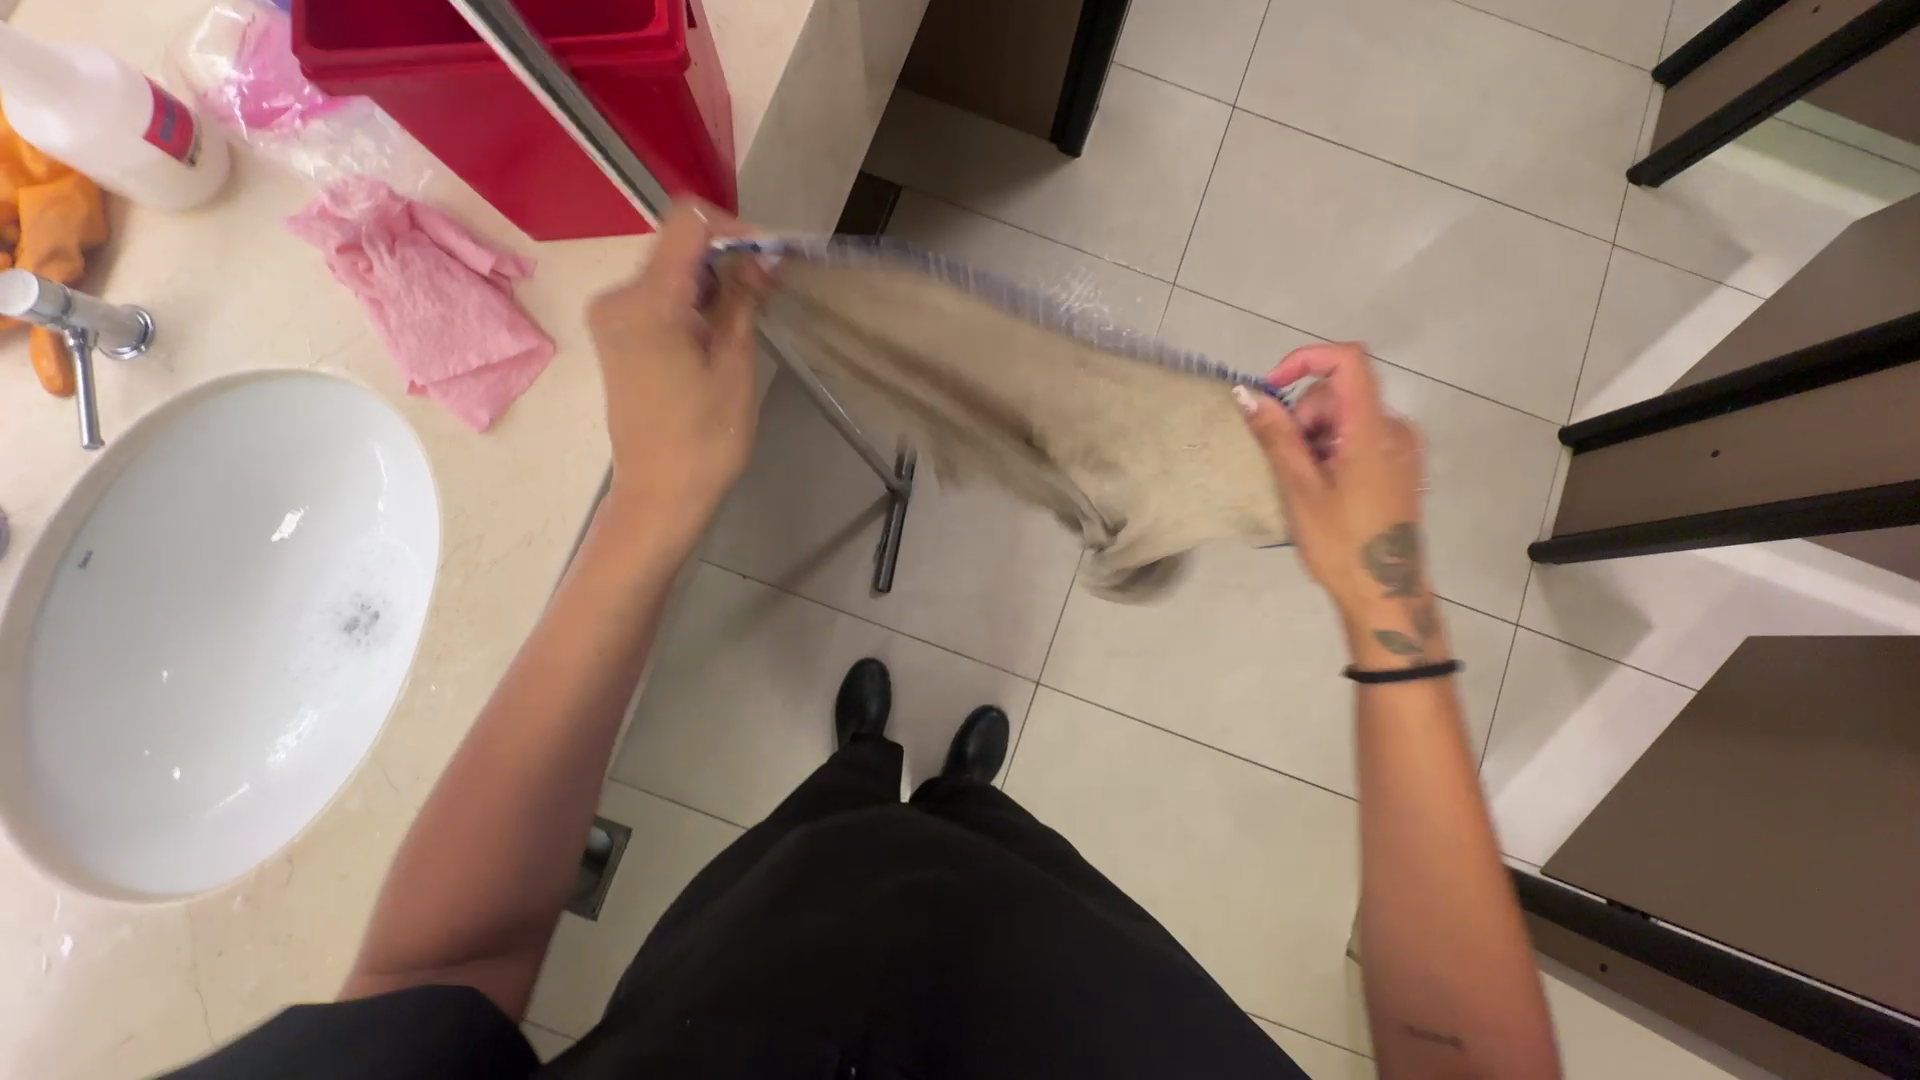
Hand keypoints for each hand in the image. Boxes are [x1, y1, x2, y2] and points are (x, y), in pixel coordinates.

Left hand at [586, 201, 769, 547]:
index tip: (770, 256)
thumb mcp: (735, 365)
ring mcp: (611, 318)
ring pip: (668, 272)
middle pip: (676, 246)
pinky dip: (691, 301)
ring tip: (749, 314)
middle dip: (726, 258)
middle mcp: (617, 297)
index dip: (734, 229)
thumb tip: (762, 256)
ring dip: (711, 281)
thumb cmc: (706, 439)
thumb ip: (743, 301)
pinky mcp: (615, 336)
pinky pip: (657, 297)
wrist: (660, 495)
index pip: (688, 224)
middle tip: (768, 289)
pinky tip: (718, 330)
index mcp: (647, 302)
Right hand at [1234, 344, 1448, 669]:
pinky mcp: (1399, 465)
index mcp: (1372, 428)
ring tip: (1306, 482)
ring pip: (1346, 416)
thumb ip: (1275, 434)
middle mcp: (1395, 427)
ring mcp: (1401, 447)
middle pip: (1340, 392)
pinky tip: (1324, 486)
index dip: (1305, 360)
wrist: (1385, 593)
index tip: (1271, 389)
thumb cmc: (1340, 542)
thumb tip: (1247, 393)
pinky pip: (1359, 437)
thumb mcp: (1299, 487)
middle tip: (1289, 462)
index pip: (1347, 359)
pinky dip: (1332, 449)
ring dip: (1316, 436)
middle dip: (1304, 416)